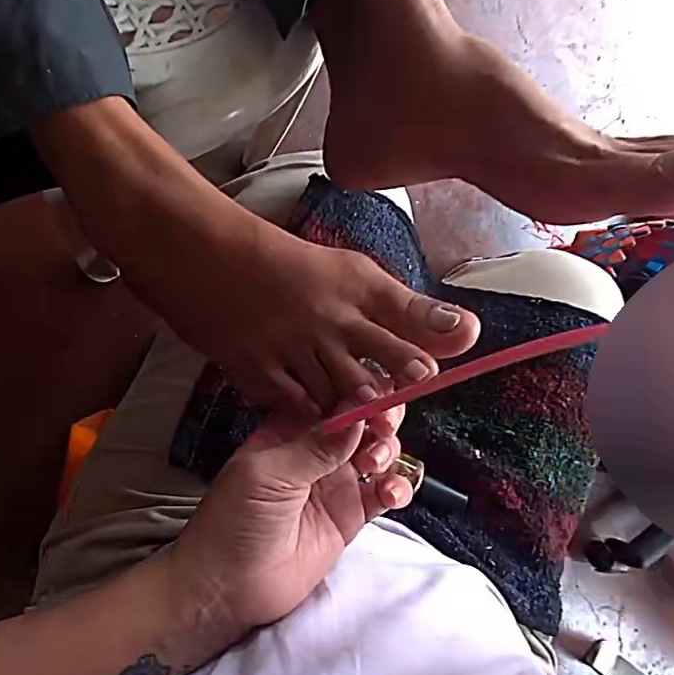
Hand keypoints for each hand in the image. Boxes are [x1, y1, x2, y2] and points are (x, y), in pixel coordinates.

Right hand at [163, 216, 480, 416]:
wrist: (203, 255)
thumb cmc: (276, 261)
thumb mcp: (346, 271)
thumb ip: (401, 307)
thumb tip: (470, 332)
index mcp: (354, 285)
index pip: (407, 321)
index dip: (422, 351)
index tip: (428, 371)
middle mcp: (327, 315)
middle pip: (375, 366)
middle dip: (388, 392)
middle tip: (391, 411)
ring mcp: (289, 342)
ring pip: (334, 392)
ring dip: (347, 409)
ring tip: (351, 419)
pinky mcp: (253, 364)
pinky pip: (290, 401)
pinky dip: (304, 410)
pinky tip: (309, 410)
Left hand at [170, 394, 413, 630]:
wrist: (228, 585)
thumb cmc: (233, 521)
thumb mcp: (267, 475)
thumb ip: (314, 448)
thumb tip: (357, 415)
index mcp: (286, 432)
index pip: (328, 401)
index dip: (357, 394)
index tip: (379, 394)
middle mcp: (312, 452)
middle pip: (359, 423)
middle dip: (379, 419)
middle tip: (383, 428)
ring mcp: (332, 484)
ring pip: (377, 453)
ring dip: (387, 451)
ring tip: (374, 466)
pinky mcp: (349, 516)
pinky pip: (383, 493)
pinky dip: (397, 487)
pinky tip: (390, 494)